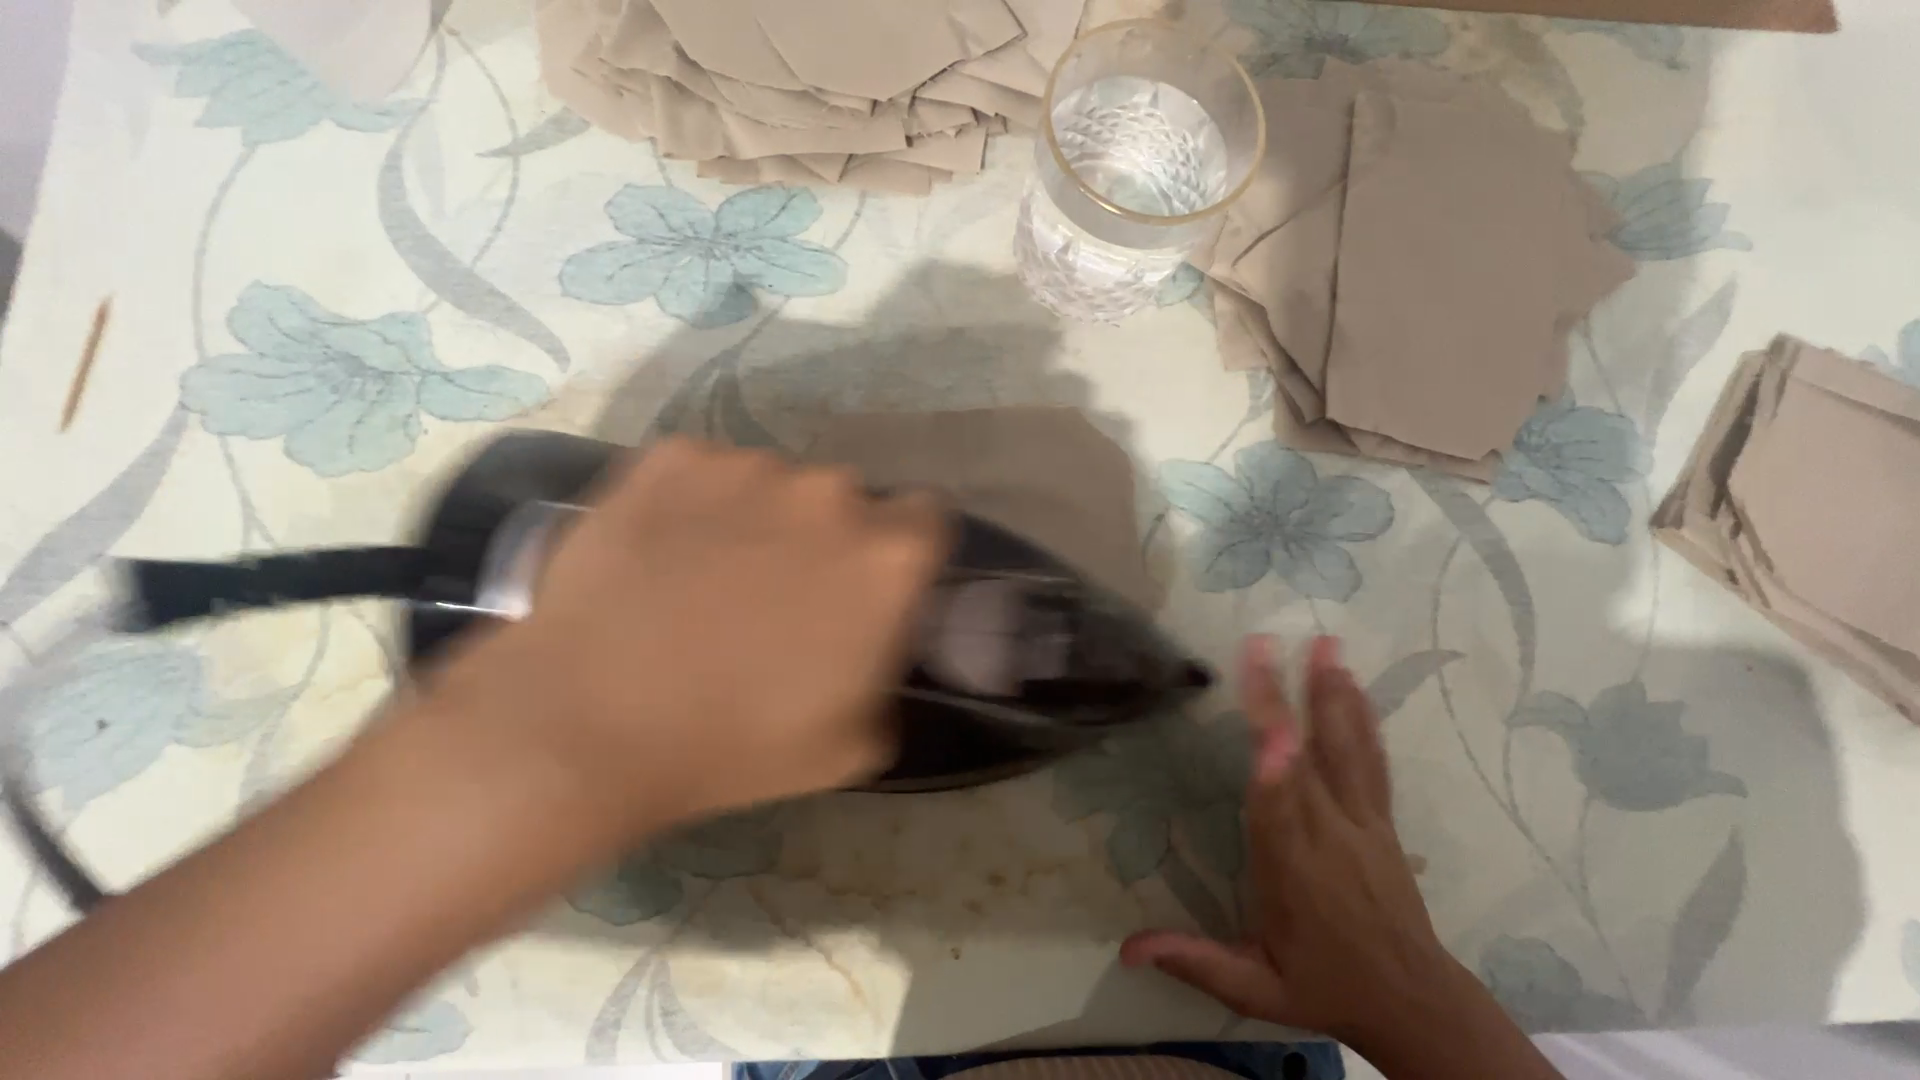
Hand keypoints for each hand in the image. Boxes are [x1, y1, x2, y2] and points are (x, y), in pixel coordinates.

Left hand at [428, 437, 948, 840]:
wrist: (586, 723)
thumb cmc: (733, 744)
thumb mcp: (849, 743)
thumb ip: (886, 678)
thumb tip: (876, 645)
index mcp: (885, 558)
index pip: (929, 521)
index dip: (906, 552)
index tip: (875, 586)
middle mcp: (829, 493)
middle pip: (848, 502)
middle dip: (829, 538)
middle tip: (784, 591)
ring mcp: (746, 467)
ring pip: (774, 484)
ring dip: (760, 518)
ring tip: (709, 575)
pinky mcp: (670, 458)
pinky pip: (705, 473)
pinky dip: (696, 502)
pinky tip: (662, 553)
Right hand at [1121, 636, 1487, 1056]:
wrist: (1415, 1002)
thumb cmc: (1326, 986)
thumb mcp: (1257, 991)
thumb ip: (1195, 963)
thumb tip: (1125, 951)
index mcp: (1292, 870)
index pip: (1278, 809)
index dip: (1274, 767)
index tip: (1267, 726)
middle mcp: (1329, 835)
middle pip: (1307, 759)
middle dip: (1287, 698)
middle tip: (1272, 642)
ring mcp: (1361, 822)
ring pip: (1346, 749)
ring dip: (1333, 693)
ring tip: (1325, 643)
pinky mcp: (1381, 820)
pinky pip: (1371, 761)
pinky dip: (1362, 720)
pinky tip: (1354, 686)